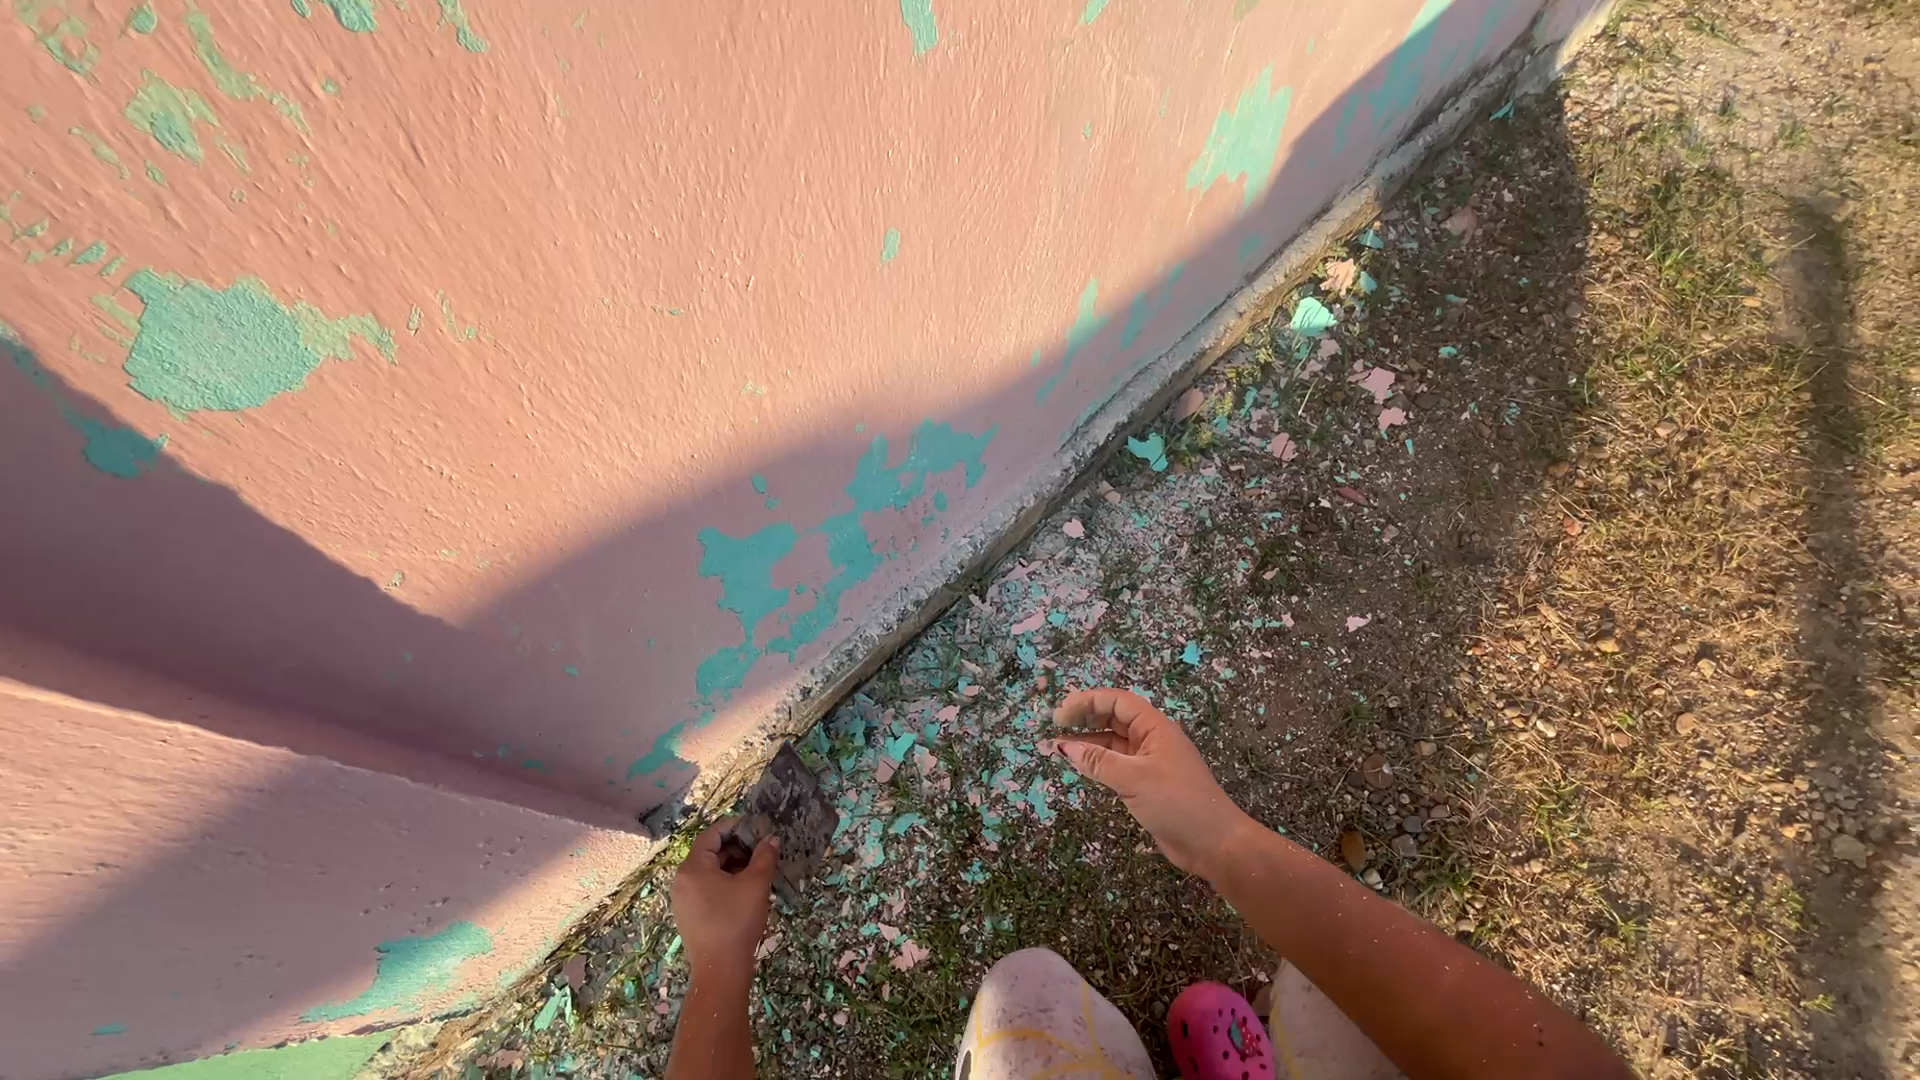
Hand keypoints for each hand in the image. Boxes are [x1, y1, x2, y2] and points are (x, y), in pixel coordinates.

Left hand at [670, 821, 778, 980]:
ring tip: (758, 870)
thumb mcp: (756, 884)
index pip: (712, 834)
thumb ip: (764, 856)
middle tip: (762, 851)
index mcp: (693, 868)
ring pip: (709, 871)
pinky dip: (725, 882)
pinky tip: (746, 890)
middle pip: (710, 852)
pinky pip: (706, 887)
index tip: (757, 828)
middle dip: (737, 848)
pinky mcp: (689, 915)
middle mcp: (682, 880)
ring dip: (733, 865)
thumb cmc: (736, 921)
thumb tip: (771, 838)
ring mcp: (683, 899)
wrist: (721, 971)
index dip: (735, 827)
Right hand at [1043, 688, 1255, 878]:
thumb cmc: (1178, 802)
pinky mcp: (1146, 783)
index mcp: (1154, 727)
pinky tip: (1078, 766)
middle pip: (1113, 718)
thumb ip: (1098, 762)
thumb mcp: (1134, 779)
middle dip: (1084, 718)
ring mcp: (1149, 761)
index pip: (1116, 701)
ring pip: (1112, 742)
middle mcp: (1151, 739)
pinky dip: (1096, 762)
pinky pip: (1115, 764)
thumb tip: (1065, 747)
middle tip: (1054, 726)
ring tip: (1058, 747)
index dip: (1087, 702)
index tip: (1060, 714)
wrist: (1214, 844)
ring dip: (1087, 742)